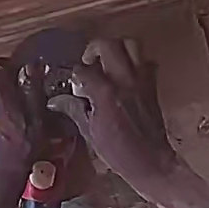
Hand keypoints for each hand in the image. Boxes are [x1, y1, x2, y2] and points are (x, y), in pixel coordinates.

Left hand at [0, 57, 38, 194]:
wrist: (6, 174)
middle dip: (13, 78)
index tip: (23, 67)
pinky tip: (25, 118)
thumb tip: (33, 65)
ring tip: (32, 101)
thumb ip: (33, 90)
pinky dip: (10, 106)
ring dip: (13, 93)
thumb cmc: (23, 146)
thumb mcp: (36, 116)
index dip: (6, 61)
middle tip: (33, 84)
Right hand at [46, 37, 183, 195]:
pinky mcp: (152, 86)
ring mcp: (142, 81)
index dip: (74, 73)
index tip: (71, 79)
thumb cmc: (118, 151)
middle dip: (94, 48)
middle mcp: (125, 81)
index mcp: (106, 93)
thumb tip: (56, 101)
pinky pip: (146, 61)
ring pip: (132, 45)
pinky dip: (135, 61)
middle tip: (88, 61)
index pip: (84, 69)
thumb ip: (74, 110)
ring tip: (107, 61)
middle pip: (109, 45)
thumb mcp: (90, 132)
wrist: (152, 162)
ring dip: (116, 48)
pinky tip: (125, 74)